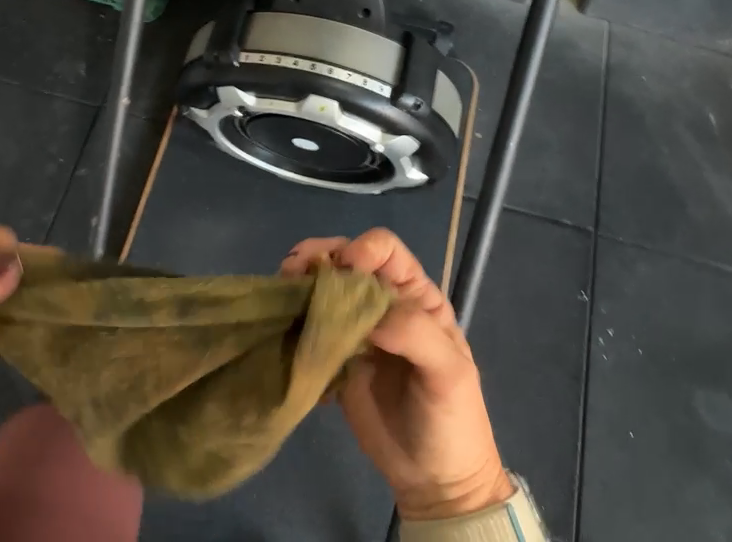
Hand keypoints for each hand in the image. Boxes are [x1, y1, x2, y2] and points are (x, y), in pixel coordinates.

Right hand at [281, 229, 512, 520]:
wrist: (435, 482)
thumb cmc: (452, 420)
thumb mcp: (449, 373)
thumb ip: (415, 333)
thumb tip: (368, 314)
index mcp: (417, 297)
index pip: (385, 251)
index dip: (361, 250)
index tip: (342, 270)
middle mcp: (383, 305)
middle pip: (345, 262)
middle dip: (317, 258)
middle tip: (291, 274)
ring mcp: (356, 333)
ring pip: (323, 293)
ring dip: (299, 288)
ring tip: (279, 298)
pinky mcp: (334, 362)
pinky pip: (309, 332)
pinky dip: (292, 326)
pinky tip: (283, 337)